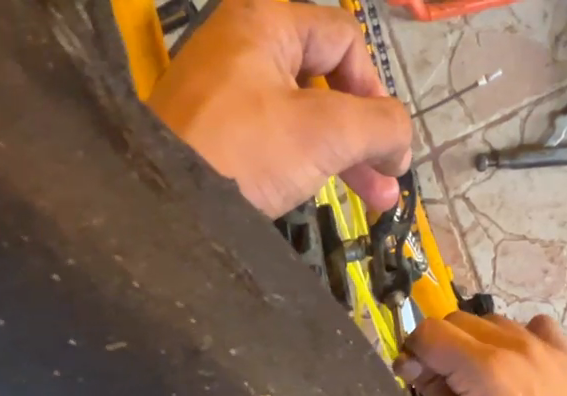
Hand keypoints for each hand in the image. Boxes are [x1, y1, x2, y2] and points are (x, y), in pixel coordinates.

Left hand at [148, 0, 413, 217]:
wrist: (164, 203)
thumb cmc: (244, 153)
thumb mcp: (323, 133)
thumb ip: (377, 125)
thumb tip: (402, 137)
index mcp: (266, 21)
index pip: (344, 41)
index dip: (376, 91)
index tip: (388, 143)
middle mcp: (244, 44)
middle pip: (326, 79)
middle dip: (365, 133)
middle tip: (390, 179)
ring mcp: (226, 89)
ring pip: (303, 114)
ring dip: (343, 154)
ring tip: (374, 199)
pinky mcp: (215, 131)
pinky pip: (274, 135)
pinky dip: (305, 160)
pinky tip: (322, 190)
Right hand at [398, 313, 566, 395]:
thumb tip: (417, 367)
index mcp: (485, 368)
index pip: (432, 332)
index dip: (413, 351)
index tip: (412, 377)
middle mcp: (517, 346)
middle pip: (460, 320)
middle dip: (440, 345)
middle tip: (439, 382)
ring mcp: (546, 349)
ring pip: (495, 322)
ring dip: (475, 342)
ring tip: (476, 379)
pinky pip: (535, 327)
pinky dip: (516, 337)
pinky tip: (513, 366)